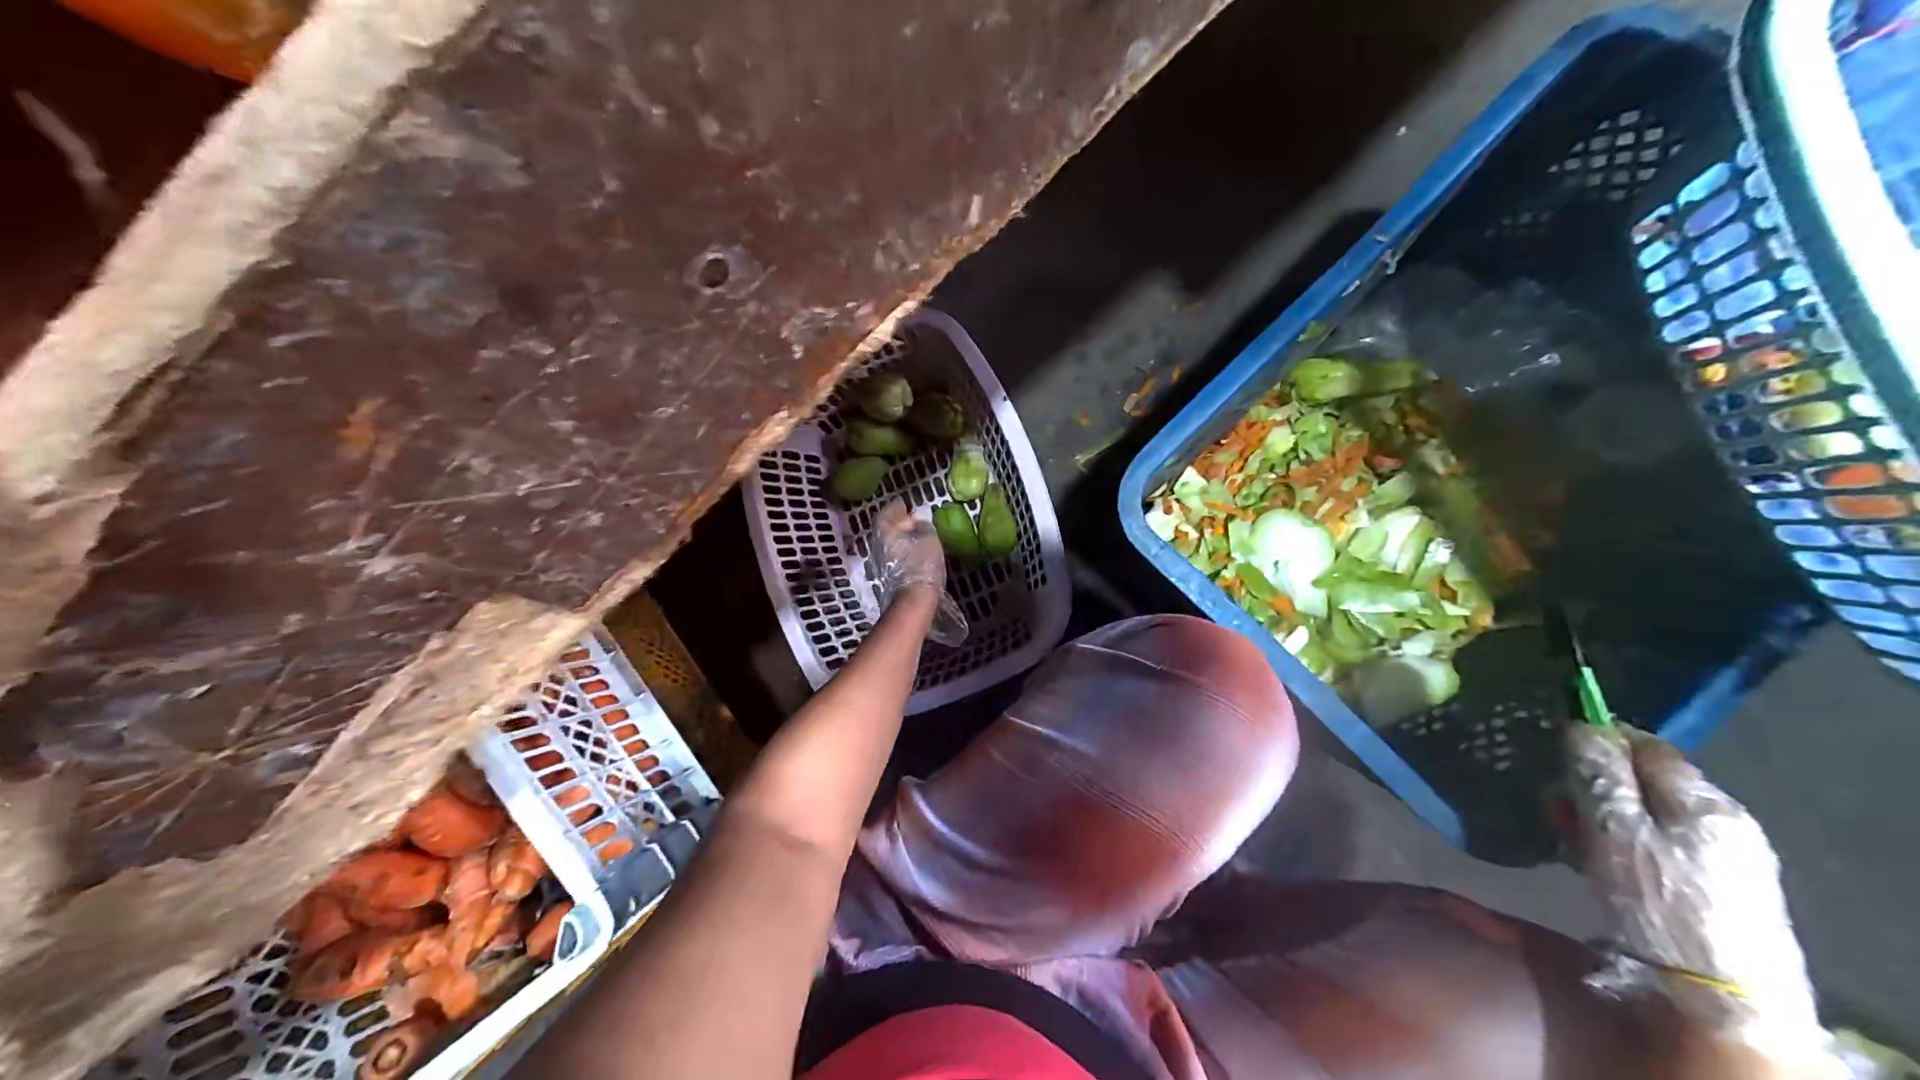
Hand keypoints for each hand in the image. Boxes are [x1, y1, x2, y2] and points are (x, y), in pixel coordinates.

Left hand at [868, 502, 966, 645]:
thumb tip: (918, 519)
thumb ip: (923, 525)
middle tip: (915, 523)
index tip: (908, 507)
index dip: (899, 508)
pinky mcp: (883, 578)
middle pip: (888, 528)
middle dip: (900, 525)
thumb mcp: (929, 539)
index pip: (889, 511)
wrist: (912, 601)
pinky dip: (901, 554)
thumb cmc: (921, 565)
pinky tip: (912, 558)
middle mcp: (876, 543)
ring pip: (889, 544)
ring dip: (900, 541)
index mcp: (885, 530)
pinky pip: (892, 558)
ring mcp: (877, 562)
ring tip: (916, 541)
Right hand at [1566, 725, 1835, 1074]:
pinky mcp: (1723, 888)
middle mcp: (1726, 820)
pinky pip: (1664, 845)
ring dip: (1606, 819)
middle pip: (1646, 781)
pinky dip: (1628, 845)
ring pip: (1651, 814)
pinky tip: (1607, 869)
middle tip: (1558, 812)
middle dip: (1596, 787)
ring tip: (1575, 845)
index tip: (1556, 754)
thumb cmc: (1657, 902)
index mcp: (1703, 800)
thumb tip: (1582, 724)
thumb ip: (1597, 773)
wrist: (1720, 998)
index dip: (1599, 739)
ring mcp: (1730, 857)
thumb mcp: (1613, 830)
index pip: (1646, 744)